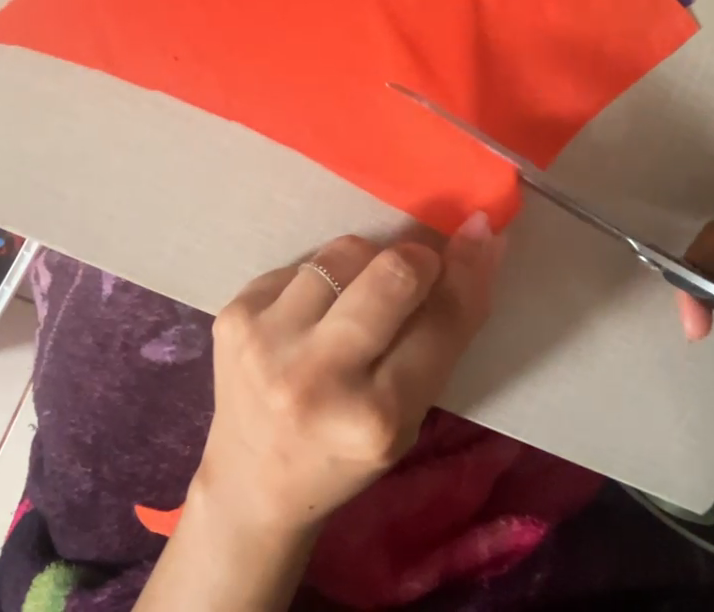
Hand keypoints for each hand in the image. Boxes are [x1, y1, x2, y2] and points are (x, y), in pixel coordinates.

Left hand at [189, 216, 505, 541]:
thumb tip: (473, 243)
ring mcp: (267, 343)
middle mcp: (318, 378)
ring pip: (343, 253)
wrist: (251, 484)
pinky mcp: (233, 317)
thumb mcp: (406, 418)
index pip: (441, 321)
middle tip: (418, 267)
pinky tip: (311, 314)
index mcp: (376, 419)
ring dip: (365, 263)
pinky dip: (319, 279)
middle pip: (392, 274)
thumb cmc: (343, 457)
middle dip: (416, 258)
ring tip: (356, 298)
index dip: (468, 268)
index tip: (479, 229)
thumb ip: (438, 338)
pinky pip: (300, 263)